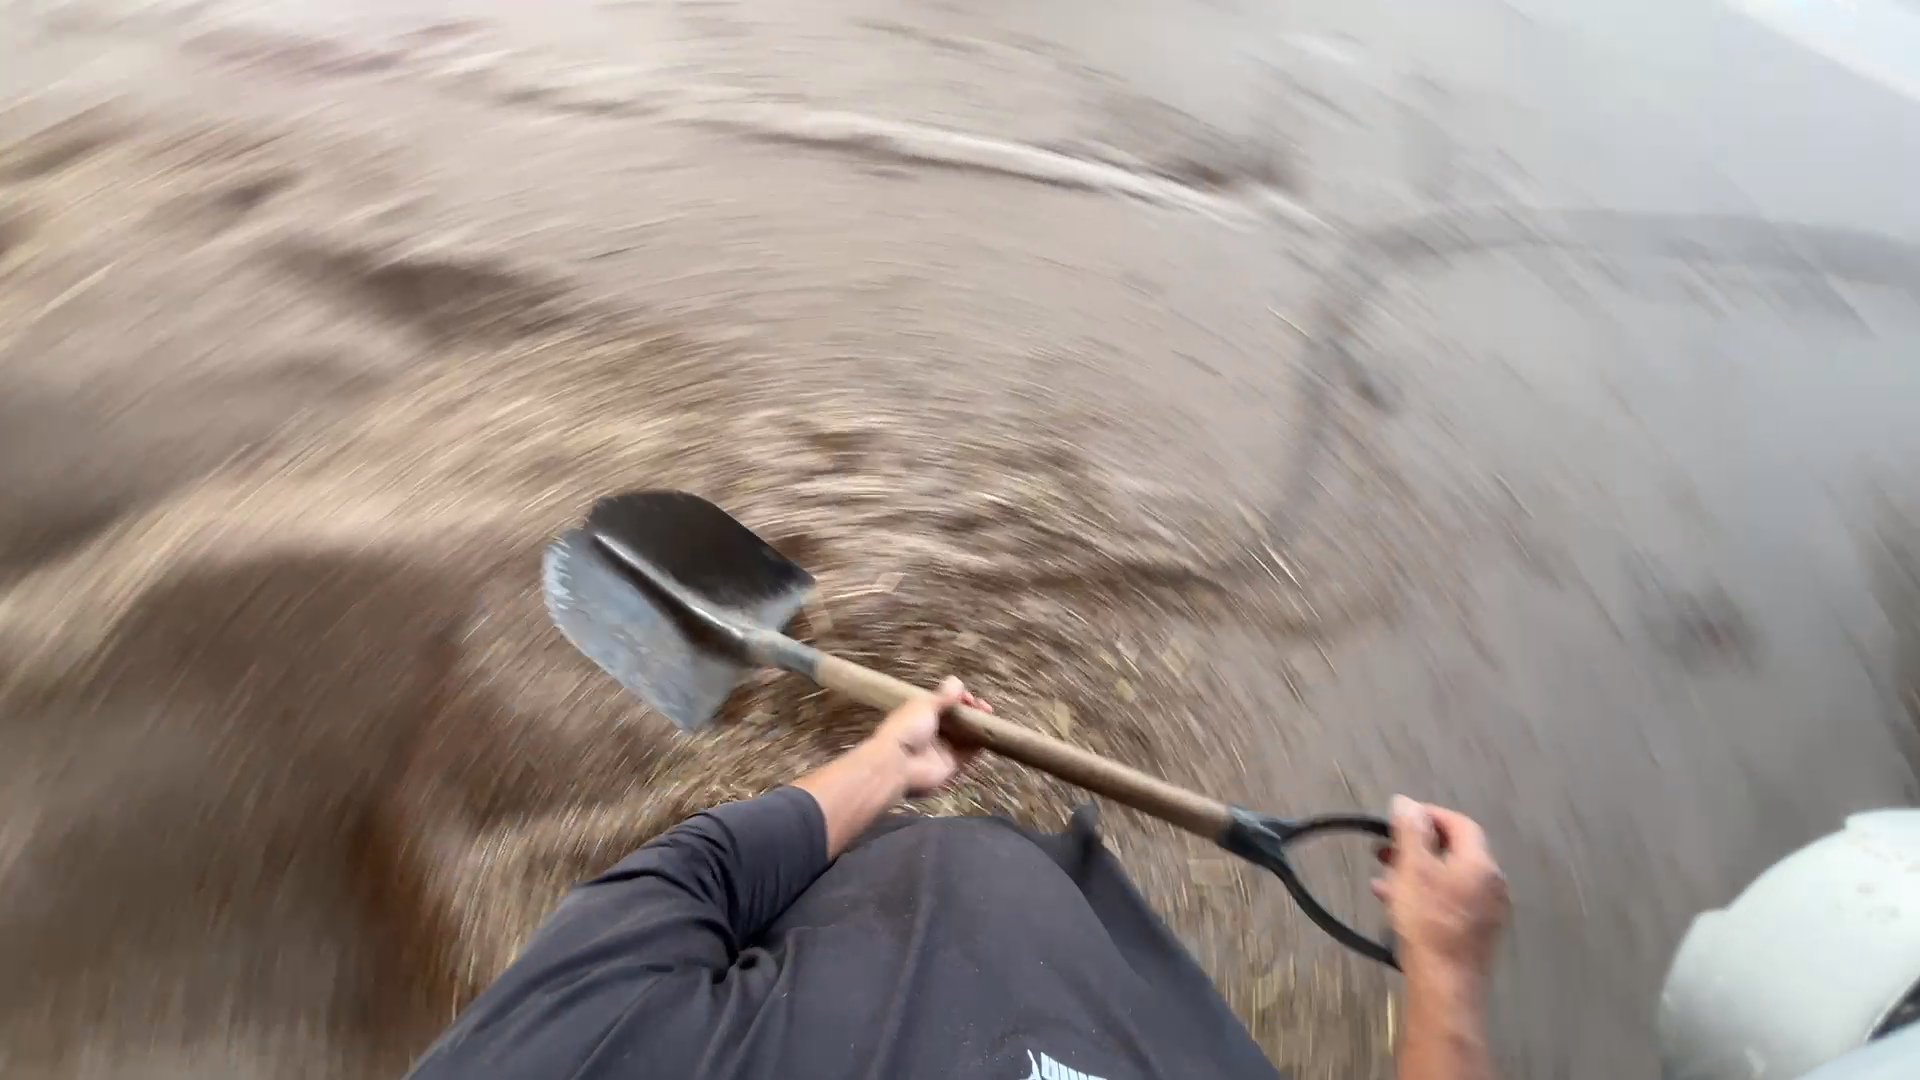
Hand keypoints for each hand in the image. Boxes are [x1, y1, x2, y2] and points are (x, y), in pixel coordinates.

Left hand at [864, 676, 986, 796]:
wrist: (898, 764)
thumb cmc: (906, 728)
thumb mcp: (924, 705)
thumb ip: (943, 696)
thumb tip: (956, 681)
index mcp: (920, 714)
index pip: (944, 704)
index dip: (957, 699)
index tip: (967, 696)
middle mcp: (932, 731)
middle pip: (956, 720)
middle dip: (971, 712)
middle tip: (983, 707)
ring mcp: (941, 749)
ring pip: (965, 736)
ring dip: (977, 726)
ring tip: (988, 718)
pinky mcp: (950, 766)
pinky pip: (968, 754)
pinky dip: (978, 745)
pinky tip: (987, 735)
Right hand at [1373, 796, 1507, 979]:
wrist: (1444, 982)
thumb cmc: (1427, 919)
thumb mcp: (1412, 867)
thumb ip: (1410, 831)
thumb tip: (1406, 802)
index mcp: (1480, 865)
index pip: (1459, 824)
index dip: (1428, 814)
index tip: (1397, 818)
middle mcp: (1491, 884)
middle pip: (1453, 850)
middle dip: (1415, 844)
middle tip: (1385, 848)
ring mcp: (1486, 909)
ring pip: (1446, 875)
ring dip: (1413, 869)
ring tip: (1382, 876)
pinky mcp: (1475, 930)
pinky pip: (1447, 897)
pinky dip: (1422, 891)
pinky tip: (1394, 900)